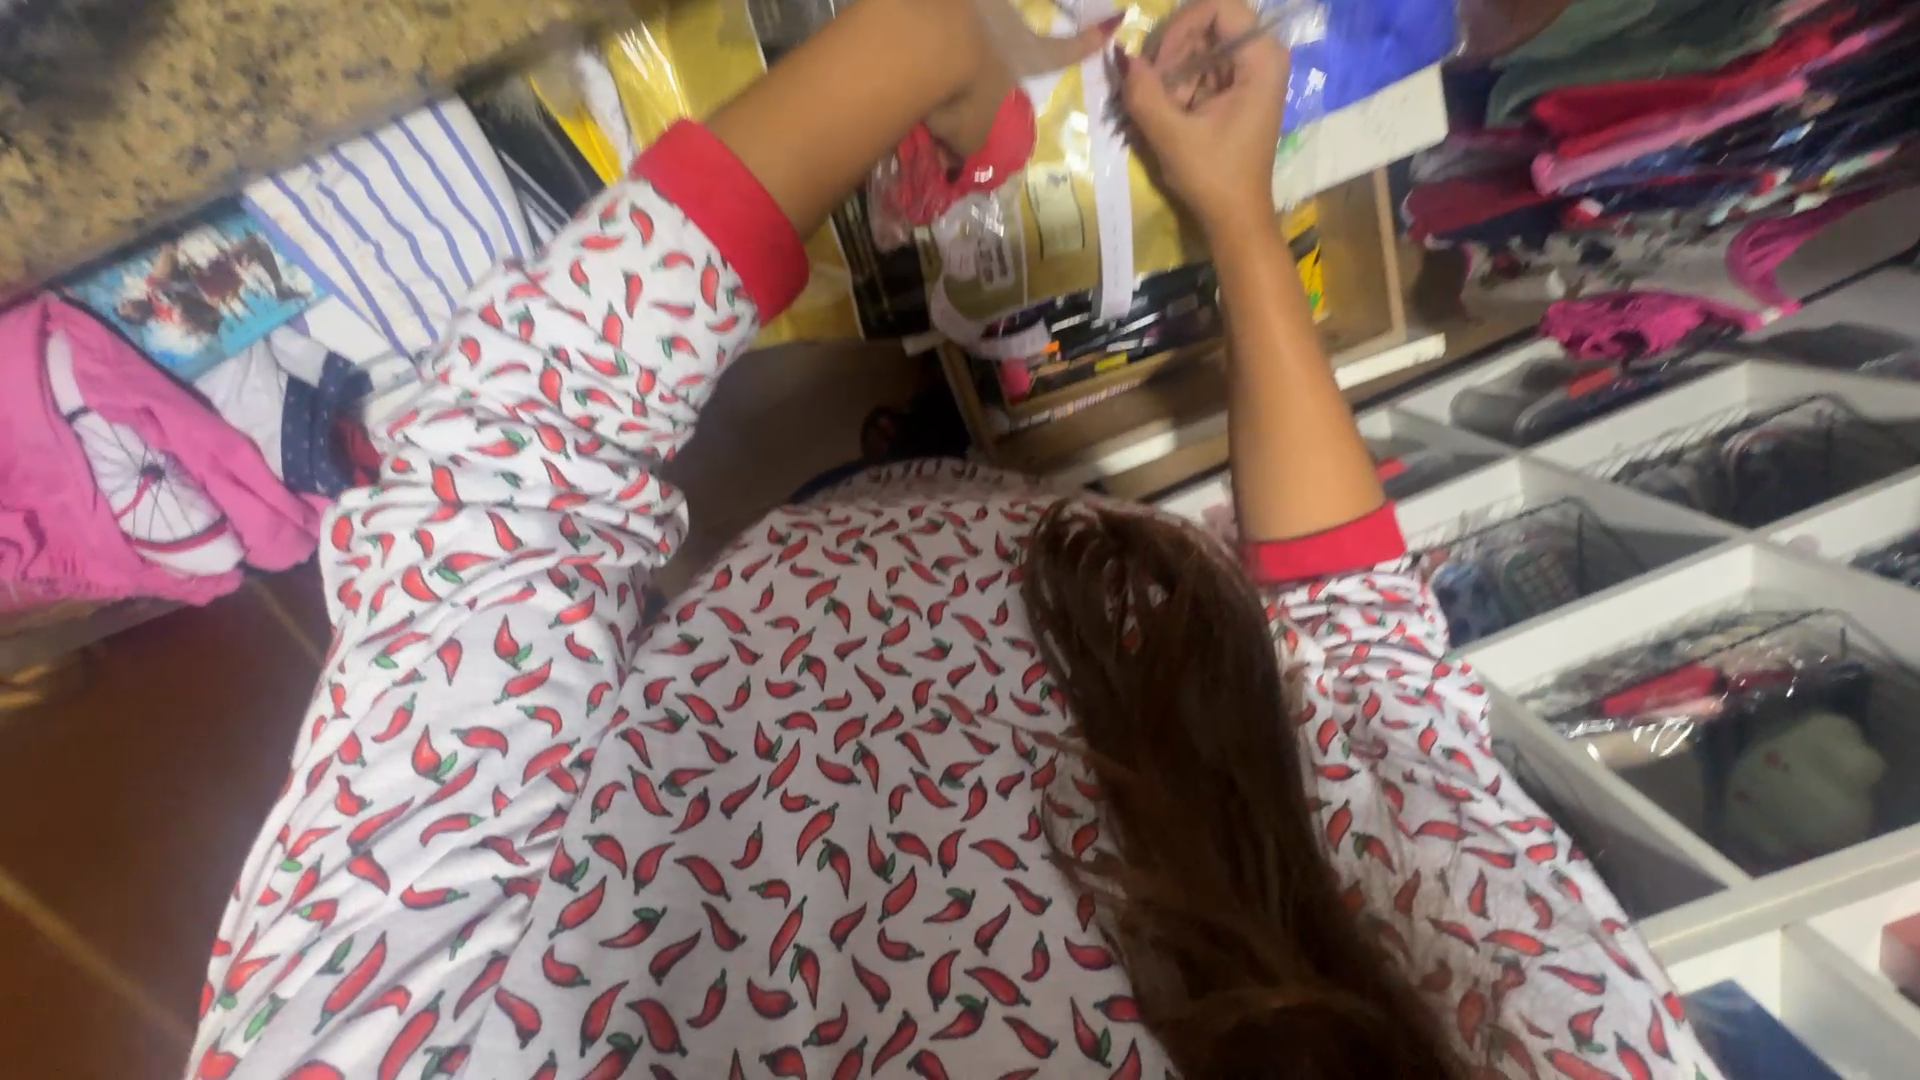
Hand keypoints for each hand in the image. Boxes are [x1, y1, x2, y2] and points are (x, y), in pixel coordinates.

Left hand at [922, 0, 1119, 153]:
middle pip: (1002, 32)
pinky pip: (935, 12)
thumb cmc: (966, 91)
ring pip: (967, 20)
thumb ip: (965, 148)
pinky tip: (909, 42)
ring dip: (952, 40)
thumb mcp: (970, 135)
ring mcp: (973, 0)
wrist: (928, 40)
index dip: (1085, 44)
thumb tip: (953, 162)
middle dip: (986, 52)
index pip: (1059, 53)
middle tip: (963, 75)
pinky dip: (923, 31)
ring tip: (928, 59)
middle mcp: (1002, 19)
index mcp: (1023, 54)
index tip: (1112, 24)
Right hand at [1117, 0, 1286, 233]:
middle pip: (1206, 29)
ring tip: (1156, 113)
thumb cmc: (1212, 178)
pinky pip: (1202, 75)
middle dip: (1172, 58)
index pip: (1217, 7)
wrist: (1235, 220)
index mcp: (1261, 58)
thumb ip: (1144, 94)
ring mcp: (1250, 77)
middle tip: (1148, 92)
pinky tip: (1166, 118)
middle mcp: (1262, 57)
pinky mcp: (1236, 96)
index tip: (1157, 67)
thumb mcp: (1172, 136)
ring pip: (1200, 53)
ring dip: (1171, 78)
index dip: (1179, 29)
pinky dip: (1179, 92)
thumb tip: (1120, 57)